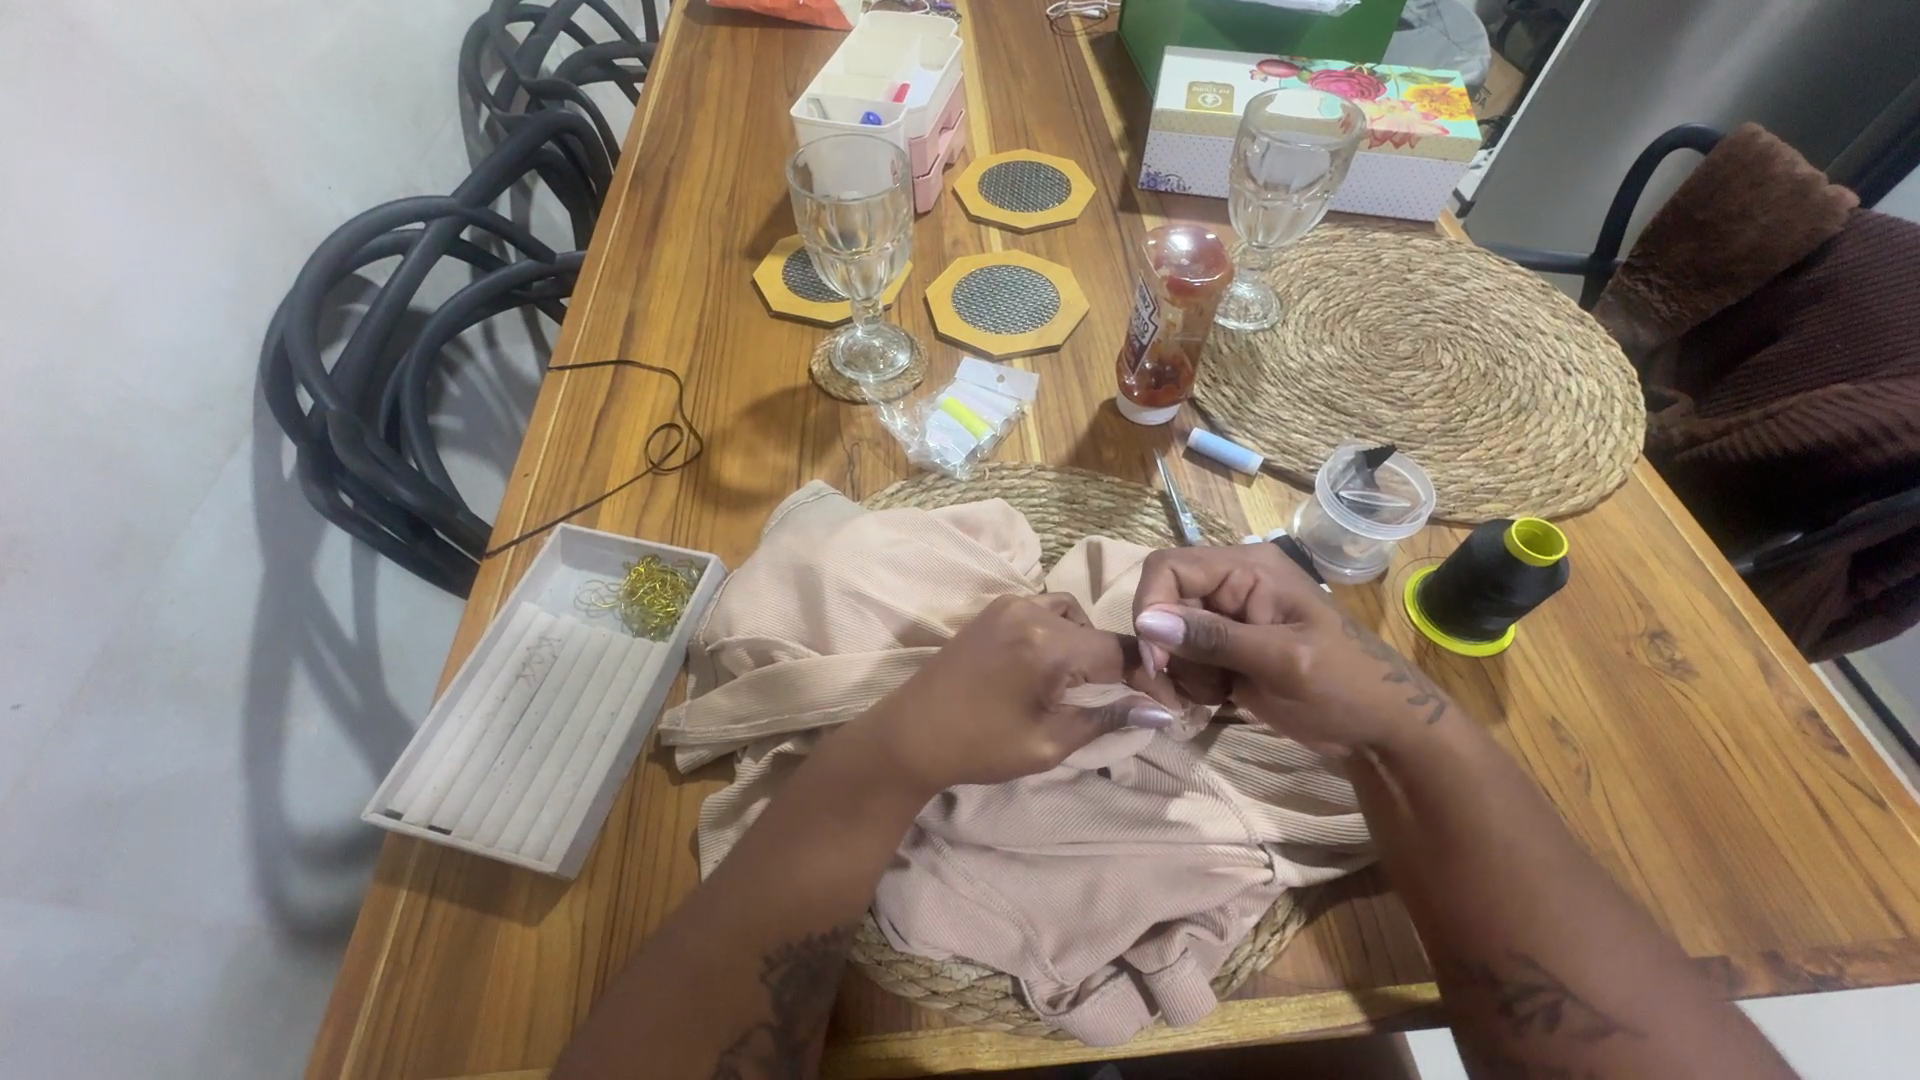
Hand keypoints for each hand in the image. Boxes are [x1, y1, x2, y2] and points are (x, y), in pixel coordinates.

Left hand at [843, 594, 1173, 794]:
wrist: (910, 735)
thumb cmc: (980, 747)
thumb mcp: (1049, 742)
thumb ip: (1107, 718)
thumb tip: (1161, 711)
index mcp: (1049, 645)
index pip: (1121, 652)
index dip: (1150, 678)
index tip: (1168, 704)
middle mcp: (1032, 612)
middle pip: (1097, 631)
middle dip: (1119, 663)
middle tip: (1128, 699)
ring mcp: (1009, 605)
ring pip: (1072, 613)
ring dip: (1087, 642)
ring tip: (1086, 681)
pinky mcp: (992, 610)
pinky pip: (1043, 609)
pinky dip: (1060, 630)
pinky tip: (1052, 664)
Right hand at [1128, 544, 1452, 754]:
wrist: (1383, 730)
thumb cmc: (1346, 687)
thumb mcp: (1282, 661)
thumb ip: (1214, 638)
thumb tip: (1147, 621)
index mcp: (1248, 569)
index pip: (1168, 568)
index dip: (1150, 607)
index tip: (1156, 662)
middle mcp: (1230, 585)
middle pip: (1162, 604)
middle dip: (1165, 651)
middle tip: (1186, 693)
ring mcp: (1227, 619)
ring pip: (1166, 636)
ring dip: (1180, 672)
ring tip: (1218, 695)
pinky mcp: (1225, 649)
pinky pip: (1182, 659)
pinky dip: (1189, 683)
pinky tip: (1220, 698)